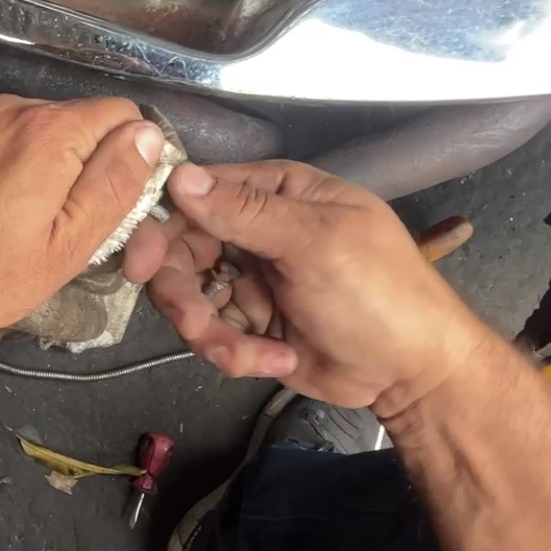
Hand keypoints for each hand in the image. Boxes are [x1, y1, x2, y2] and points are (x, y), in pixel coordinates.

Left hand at [0, 95, 163, 342]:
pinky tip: (2, 213)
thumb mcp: (66, 246)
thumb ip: (114, 184)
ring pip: (50, 134)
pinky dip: (23, 168)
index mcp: (49, 131)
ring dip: (57, 171)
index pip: (125, 116)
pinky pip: (14, 140)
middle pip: (86, 124)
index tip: (116, 207)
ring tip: (33, 226)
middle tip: (74, 229)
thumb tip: (148, 135)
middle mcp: (15, 108)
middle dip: (93, 169)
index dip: (134, 161)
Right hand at [123, 160, 490, 414]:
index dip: (157, 227)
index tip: (139, 265)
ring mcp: (244, 277)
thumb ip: (246, 212)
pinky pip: (208, 332)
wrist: (412, 375)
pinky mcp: (243, 321)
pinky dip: (233, 352)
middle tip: (195, 323)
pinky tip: (276, 359)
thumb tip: (178, 176)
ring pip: (186, 298)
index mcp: (271, 193)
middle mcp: (249, 229)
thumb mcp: (316, 244)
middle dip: (183, 295)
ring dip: (210, 332)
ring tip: (247, 355)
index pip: (193, 194)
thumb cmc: (379, 293)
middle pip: (177, 252)